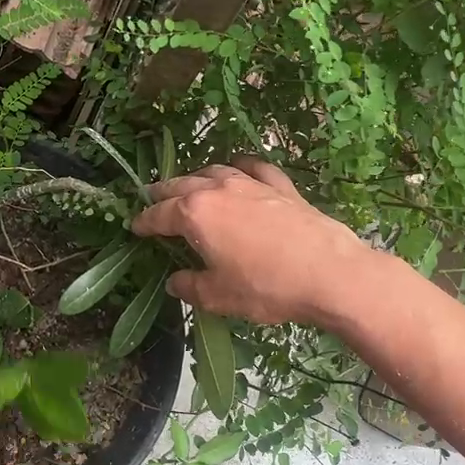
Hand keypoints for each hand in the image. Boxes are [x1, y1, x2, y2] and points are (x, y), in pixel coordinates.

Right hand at [132, 158, 380, 327]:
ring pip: (215, 171)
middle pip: (181, 185)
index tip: (135, 227)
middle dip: (163, 192)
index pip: (159, 214)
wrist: (330, 273)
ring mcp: (251, 184)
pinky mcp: (281, 187)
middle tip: (153, 199)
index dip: (144, 222)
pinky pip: (254, 168)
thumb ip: (190, 287)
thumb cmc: (265, 286)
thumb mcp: (218, 296)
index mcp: (194, 213)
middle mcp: (218, 189)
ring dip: (197, 178)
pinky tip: (240, 169)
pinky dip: (241, 167)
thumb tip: (175, 282)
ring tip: (191, 186)